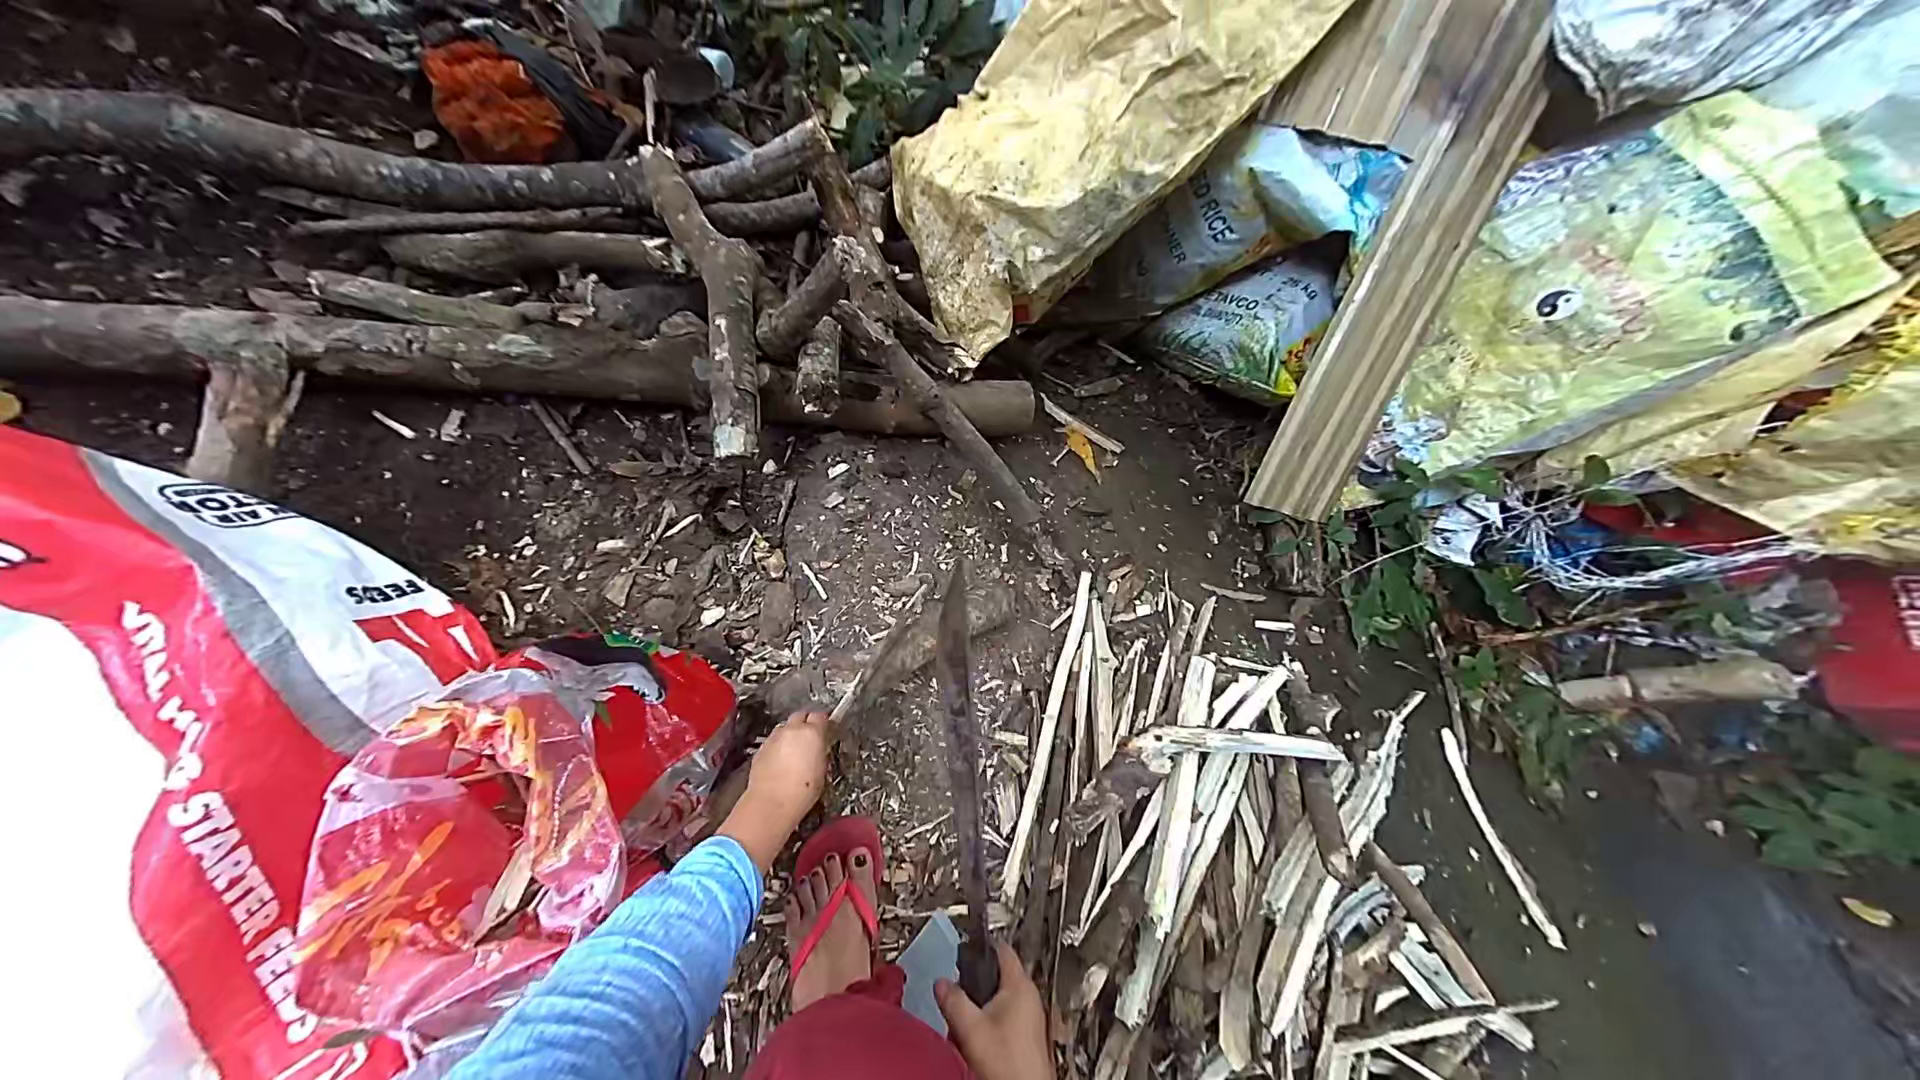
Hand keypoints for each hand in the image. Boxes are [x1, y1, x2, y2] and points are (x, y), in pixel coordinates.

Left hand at [746, 709, 830, 824]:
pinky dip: (777, 746)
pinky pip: (772, 741)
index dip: (823, 722)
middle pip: (800, 716)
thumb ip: (820, 751)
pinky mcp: (760, 749)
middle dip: (805, 723)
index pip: (820, 716)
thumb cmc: (802, 791)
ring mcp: (774, 738)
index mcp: (812, 733)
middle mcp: (792, 730)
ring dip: (790, 734)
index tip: (825, 729)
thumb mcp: (822, 770)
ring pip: (784, 728)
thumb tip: (819, 748)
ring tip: (794, 751)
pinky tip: (780, 762)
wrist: (772, 803)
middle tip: (810, 738)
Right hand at [935, 942, 1052, 1079]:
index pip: (1001, 948)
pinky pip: (1005, 1016)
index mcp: (1019, 984)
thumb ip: (953, 1000)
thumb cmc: (1007, 1063)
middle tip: (960, 995)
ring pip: (1000, 997)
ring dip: (980, 1006)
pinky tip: (978, 1038)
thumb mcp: (971, 1028)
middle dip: (975, 984)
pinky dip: (989, 1020)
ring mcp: (1030, 1015)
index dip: (982, 947)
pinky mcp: (1028, 1034)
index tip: (965, 952)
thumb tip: (941, 983)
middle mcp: (1029, 995)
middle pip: (998, 974)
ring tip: (966, 1022)